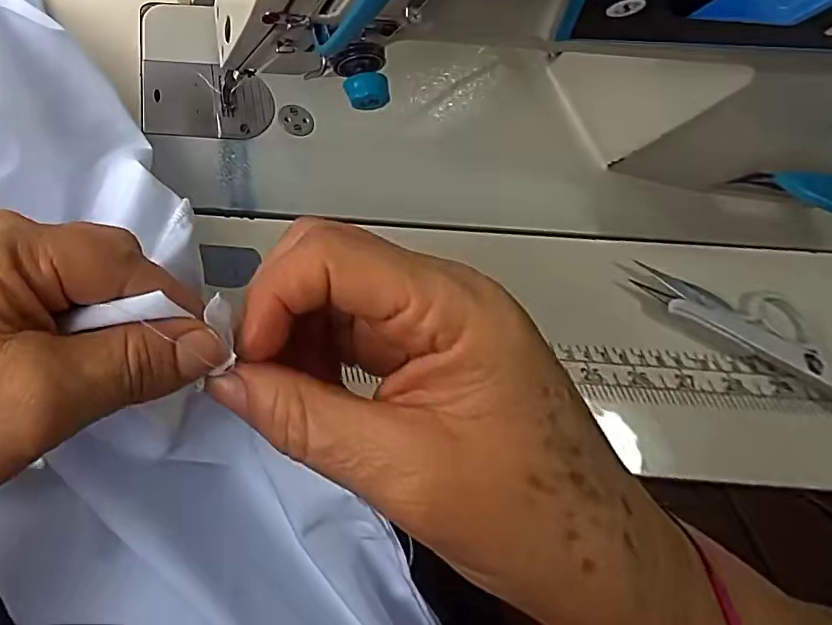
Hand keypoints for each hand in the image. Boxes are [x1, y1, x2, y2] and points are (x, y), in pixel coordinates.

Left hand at [0, 210, 228, 588]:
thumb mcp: (51, 392)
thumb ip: (134, 360)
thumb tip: (207, 342)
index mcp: (14, 242)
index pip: (118, 258)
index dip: (166, 307)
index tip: (202, 360)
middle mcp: (5, 239)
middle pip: (103, 266)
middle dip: (136, 318)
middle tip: (148, 379)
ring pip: (85, 288)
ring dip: (111, 332)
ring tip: (108, 384)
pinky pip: (59, 304)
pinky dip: (83, 337)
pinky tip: (80, 374)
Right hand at [205, 219, 713, 624]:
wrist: (610, 576)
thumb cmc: (531, 523)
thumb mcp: (404, 475)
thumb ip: (300, 419)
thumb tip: (220, 379)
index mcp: (450, 305)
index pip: (328, 254)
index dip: (272, 295)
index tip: (246, 356)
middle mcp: (435, 291)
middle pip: (319, 255)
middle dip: (272, 305)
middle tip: (252, 364)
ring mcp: (424, 312)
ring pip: (319, 284)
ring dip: (284, 329)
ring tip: (277, 385)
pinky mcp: (413, 337)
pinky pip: (335, 316)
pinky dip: (303, 346)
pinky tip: (304, 387)